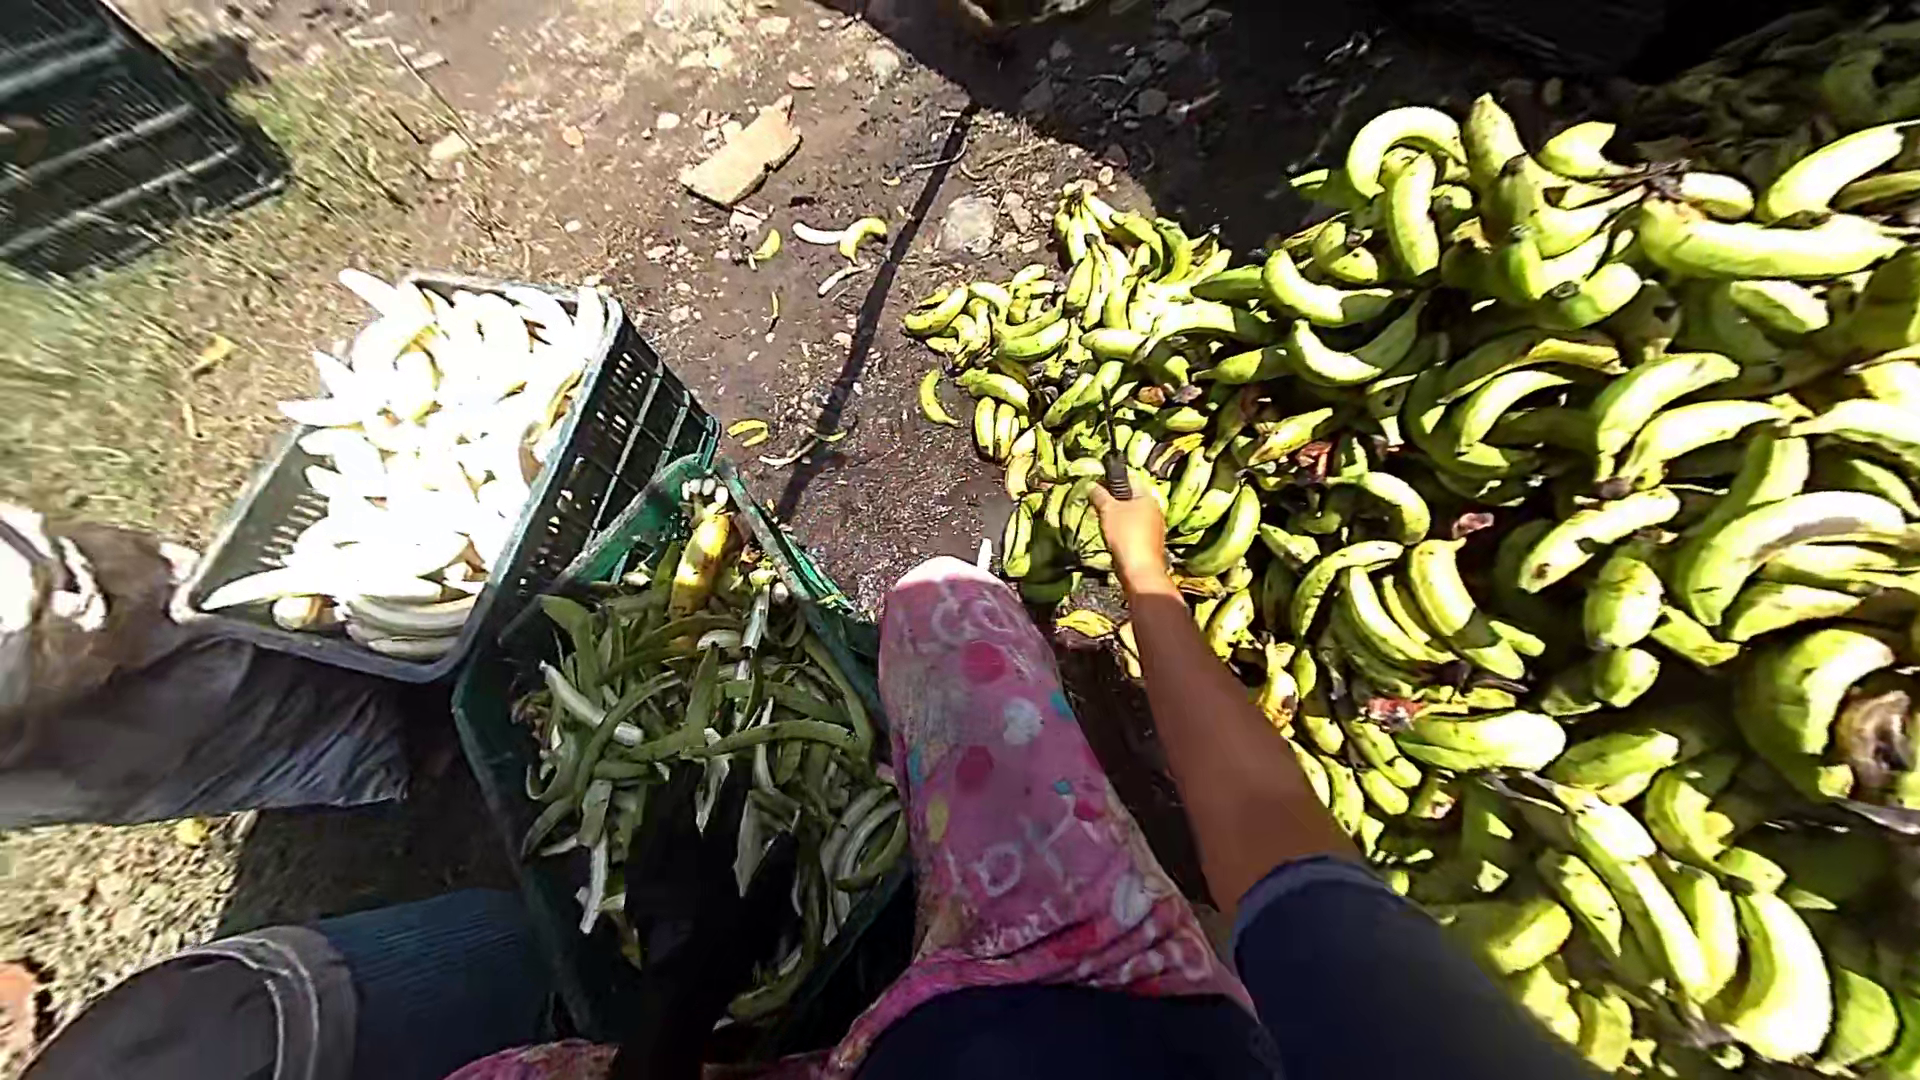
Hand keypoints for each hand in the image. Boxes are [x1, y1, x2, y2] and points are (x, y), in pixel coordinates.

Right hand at [1090, 483, 1171, 596]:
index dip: (1112, 479)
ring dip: (1115, 516)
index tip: (1096, 484)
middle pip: (1130, 498)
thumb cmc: (1126, 535)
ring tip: (1100, 520)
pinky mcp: (1149, 542)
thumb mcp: (1108, 510)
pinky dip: (1121, 529)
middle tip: (1095, 504)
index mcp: (1148, 497)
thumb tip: (1092, 485)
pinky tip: (1111, 536)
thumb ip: (1099, 495)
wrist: (1140, 570)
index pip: (1130, 478)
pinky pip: (1133, 529)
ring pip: (1131, 514)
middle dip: (1112, 500)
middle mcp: (1155, 509)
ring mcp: (1154, 527)